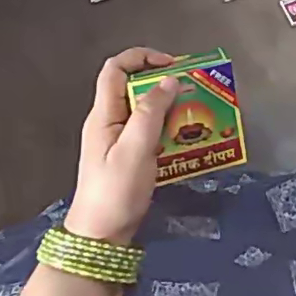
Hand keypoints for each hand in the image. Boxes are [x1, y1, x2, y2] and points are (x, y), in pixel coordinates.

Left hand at [68, 48, 179, 243]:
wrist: (101, 238)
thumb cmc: (116, 192)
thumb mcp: (136, 149)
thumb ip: (151, 113)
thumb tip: (169, 80)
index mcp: (104, 114)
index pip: (116, 69)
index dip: (142, 57)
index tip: (172, 65)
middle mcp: (108, 121)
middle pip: (133, 86)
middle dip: (162, 82)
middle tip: (191, 89)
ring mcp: (117, 139)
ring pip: (144, 109)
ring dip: (168, 106)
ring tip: (194, 112)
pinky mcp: (127, 156)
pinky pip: (148, 130)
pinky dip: (167, 127)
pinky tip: (185, 137)